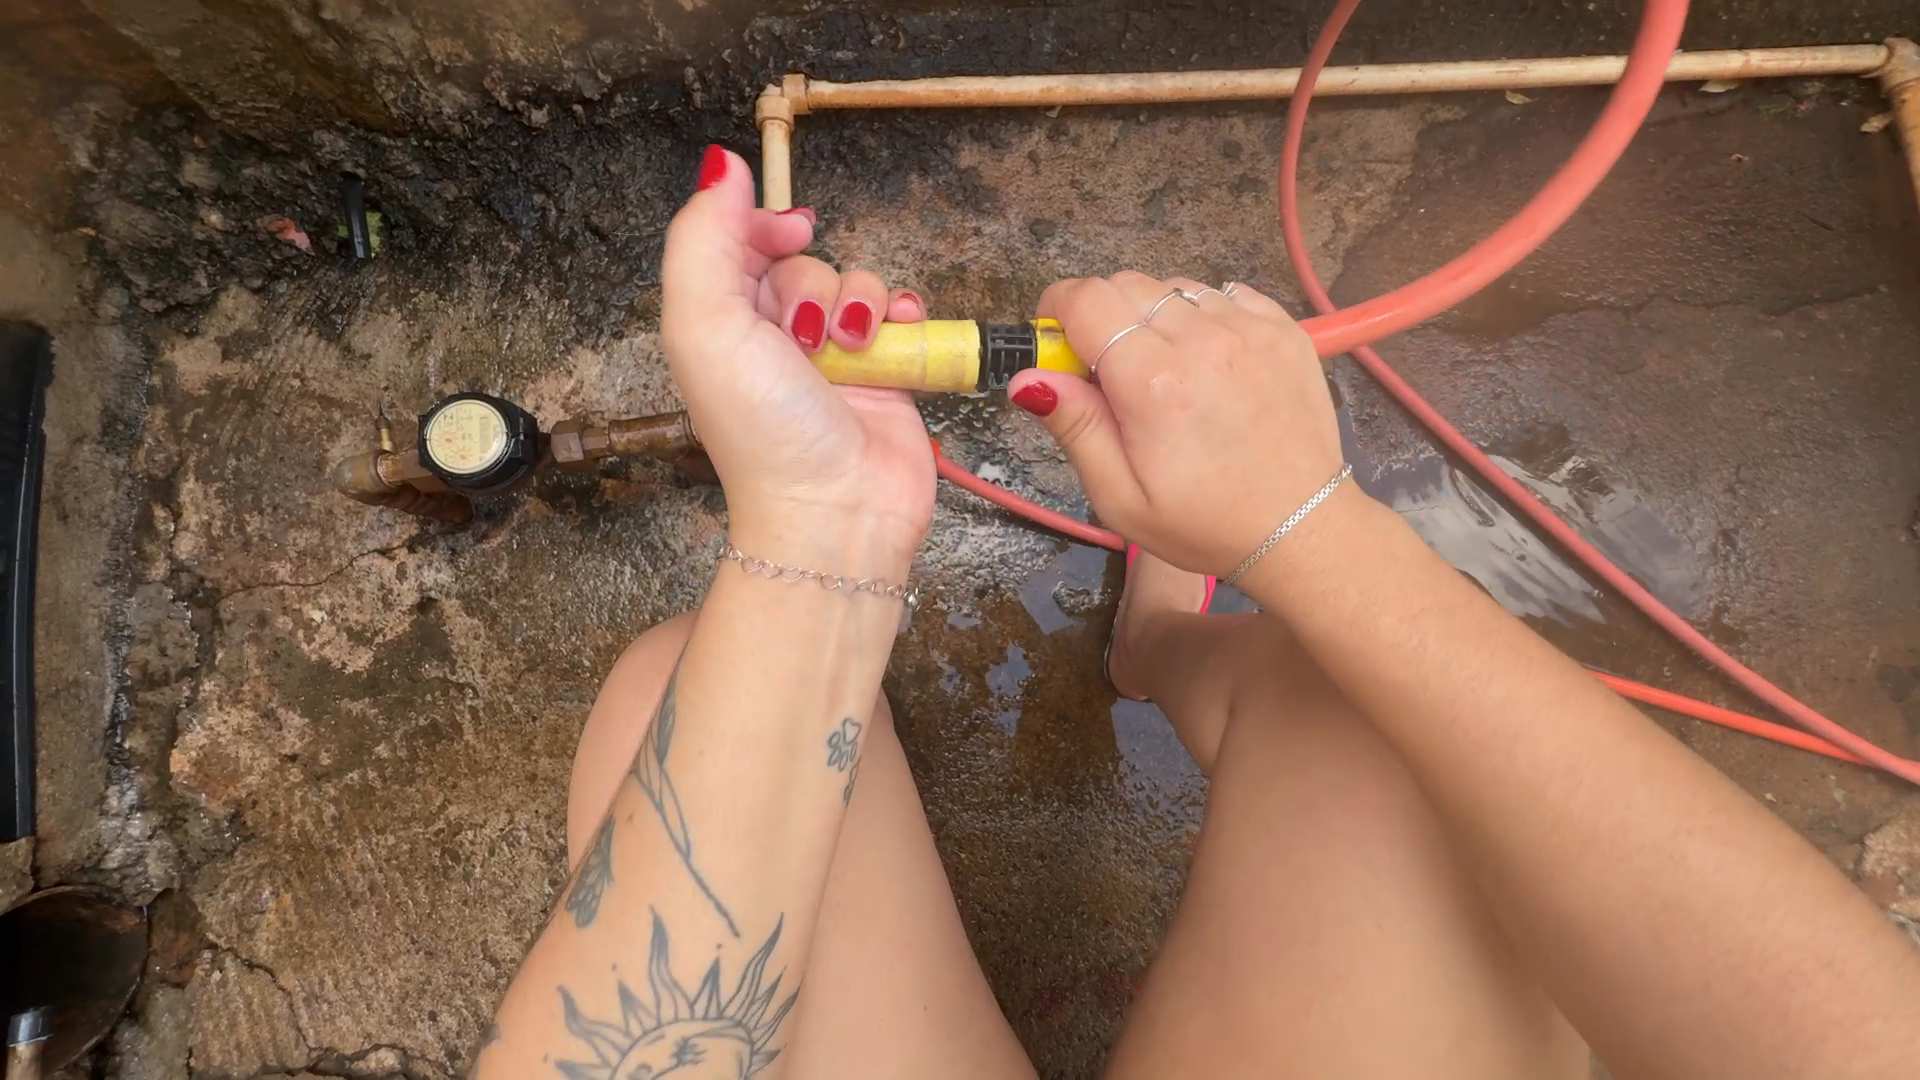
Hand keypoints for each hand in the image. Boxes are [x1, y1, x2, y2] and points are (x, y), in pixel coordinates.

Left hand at [660, 147, 933, 573]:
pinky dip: (905, 315)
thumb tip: (724, 163)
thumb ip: (703, 239)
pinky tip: (901, 334)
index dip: (764, 226)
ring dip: (862, 301)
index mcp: (724, 326)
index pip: (741, 246)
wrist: (836, 512)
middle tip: (810, 336)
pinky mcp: (887, 376)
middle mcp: (778, 340)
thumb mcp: (705, 327)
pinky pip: (901, 317)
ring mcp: (837, 359)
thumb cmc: (765, 429)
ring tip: (856, 350)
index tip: (791, 235)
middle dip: (814, 284)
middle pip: (804, 264)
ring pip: (857, 284)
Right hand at [1004, 272, 1352, 575]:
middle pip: (1126, 285)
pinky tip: (1203, 360)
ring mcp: (1249, 327)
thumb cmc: (1200, 523)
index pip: (1086, 300)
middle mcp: (1202, 339)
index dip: (1056, 311)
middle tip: (1105, 369)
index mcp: (1153, 382)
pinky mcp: (1282, 327)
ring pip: (1173, 286)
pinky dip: (1198, 314)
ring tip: (1161, 369)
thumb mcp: (1119, 496)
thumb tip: (1028, 377)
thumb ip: (1074, 427)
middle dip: (1100, 316)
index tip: (1054, 342)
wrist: (1300, 527)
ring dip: (1151, 316)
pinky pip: (1221, 293)